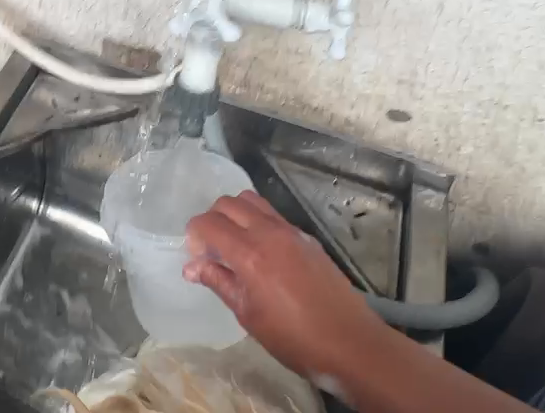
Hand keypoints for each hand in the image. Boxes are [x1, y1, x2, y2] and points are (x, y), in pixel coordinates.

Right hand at [183, 190, 393, 379]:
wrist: (353, 344)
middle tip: (212, 249)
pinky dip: (257, 221)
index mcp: (250, 254)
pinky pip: (273, 214)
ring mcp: (290, 231)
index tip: (196, 256)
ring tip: (235, 243)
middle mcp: (268, 232)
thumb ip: (219, 282)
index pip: (208, 223)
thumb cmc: (295, 339)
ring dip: (235, 214)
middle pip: (227, 203)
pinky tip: (263, 252)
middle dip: (212, 220)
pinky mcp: (307, 237)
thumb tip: (191, 266)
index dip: (194, 235)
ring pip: (251, 200)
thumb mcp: (249, 316)